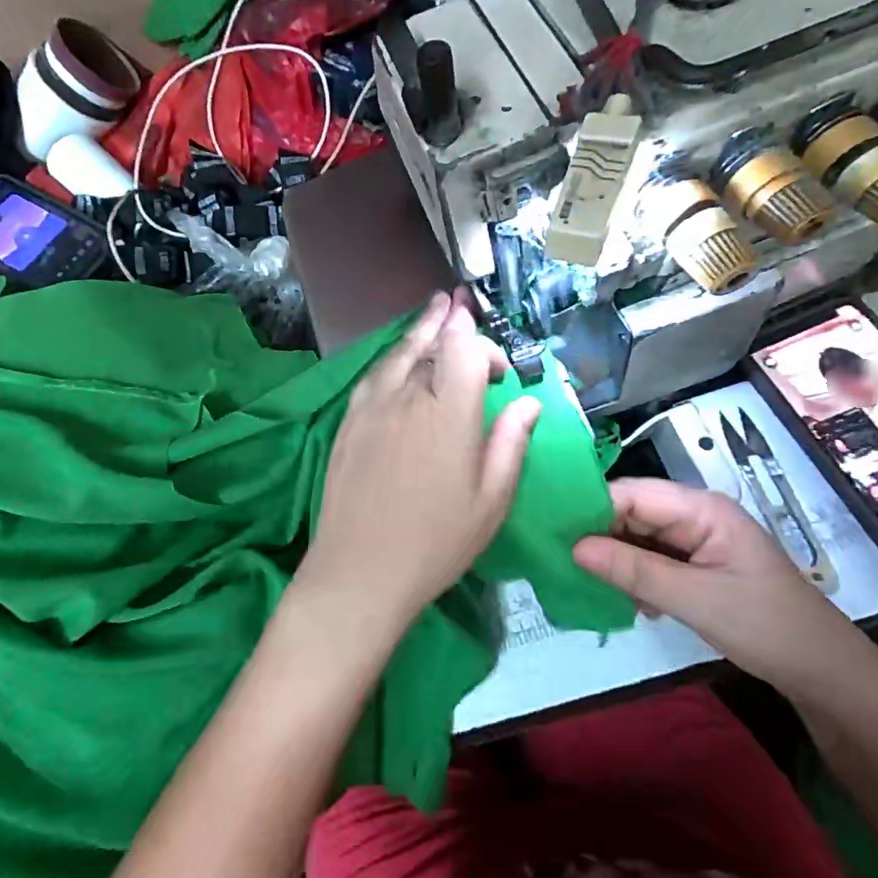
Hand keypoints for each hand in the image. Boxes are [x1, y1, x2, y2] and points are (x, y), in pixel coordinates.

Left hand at [297, 290, 542, 630]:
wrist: (359, 571)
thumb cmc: (436, 542)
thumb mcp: (491, 501)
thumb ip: (511, 444)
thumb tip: (529, 403)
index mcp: (448, 413)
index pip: (464, 349)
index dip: (483, 344)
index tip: (498, 373)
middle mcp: (407, 397)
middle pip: (430, 344)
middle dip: (450, 327)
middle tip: (458, 305)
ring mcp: (371, 407)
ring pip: (397, 353)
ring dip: (419, 331)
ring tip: (433, 311)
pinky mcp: (349, 423)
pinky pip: (374, 375)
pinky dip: (391, 357)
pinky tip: (397, 359)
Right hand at [572, 479, 875, 696]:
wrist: (825, 673)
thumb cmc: (767, 627)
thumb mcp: (695, 599)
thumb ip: (633, 570)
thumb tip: (574, 548)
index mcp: (702, 508)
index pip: (632, 493)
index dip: (591, 508)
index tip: (552, 532)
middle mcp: (696, 515)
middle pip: (632, 512)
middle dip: (598, 535)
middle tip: (561, 561)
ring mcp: (697, 539)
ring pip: (639, 537)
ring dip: (615, 559)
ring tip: (585, 583)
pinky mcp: (697, 564)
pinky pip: (652, 558)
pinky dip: (634, 575)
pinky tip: (624, 600)